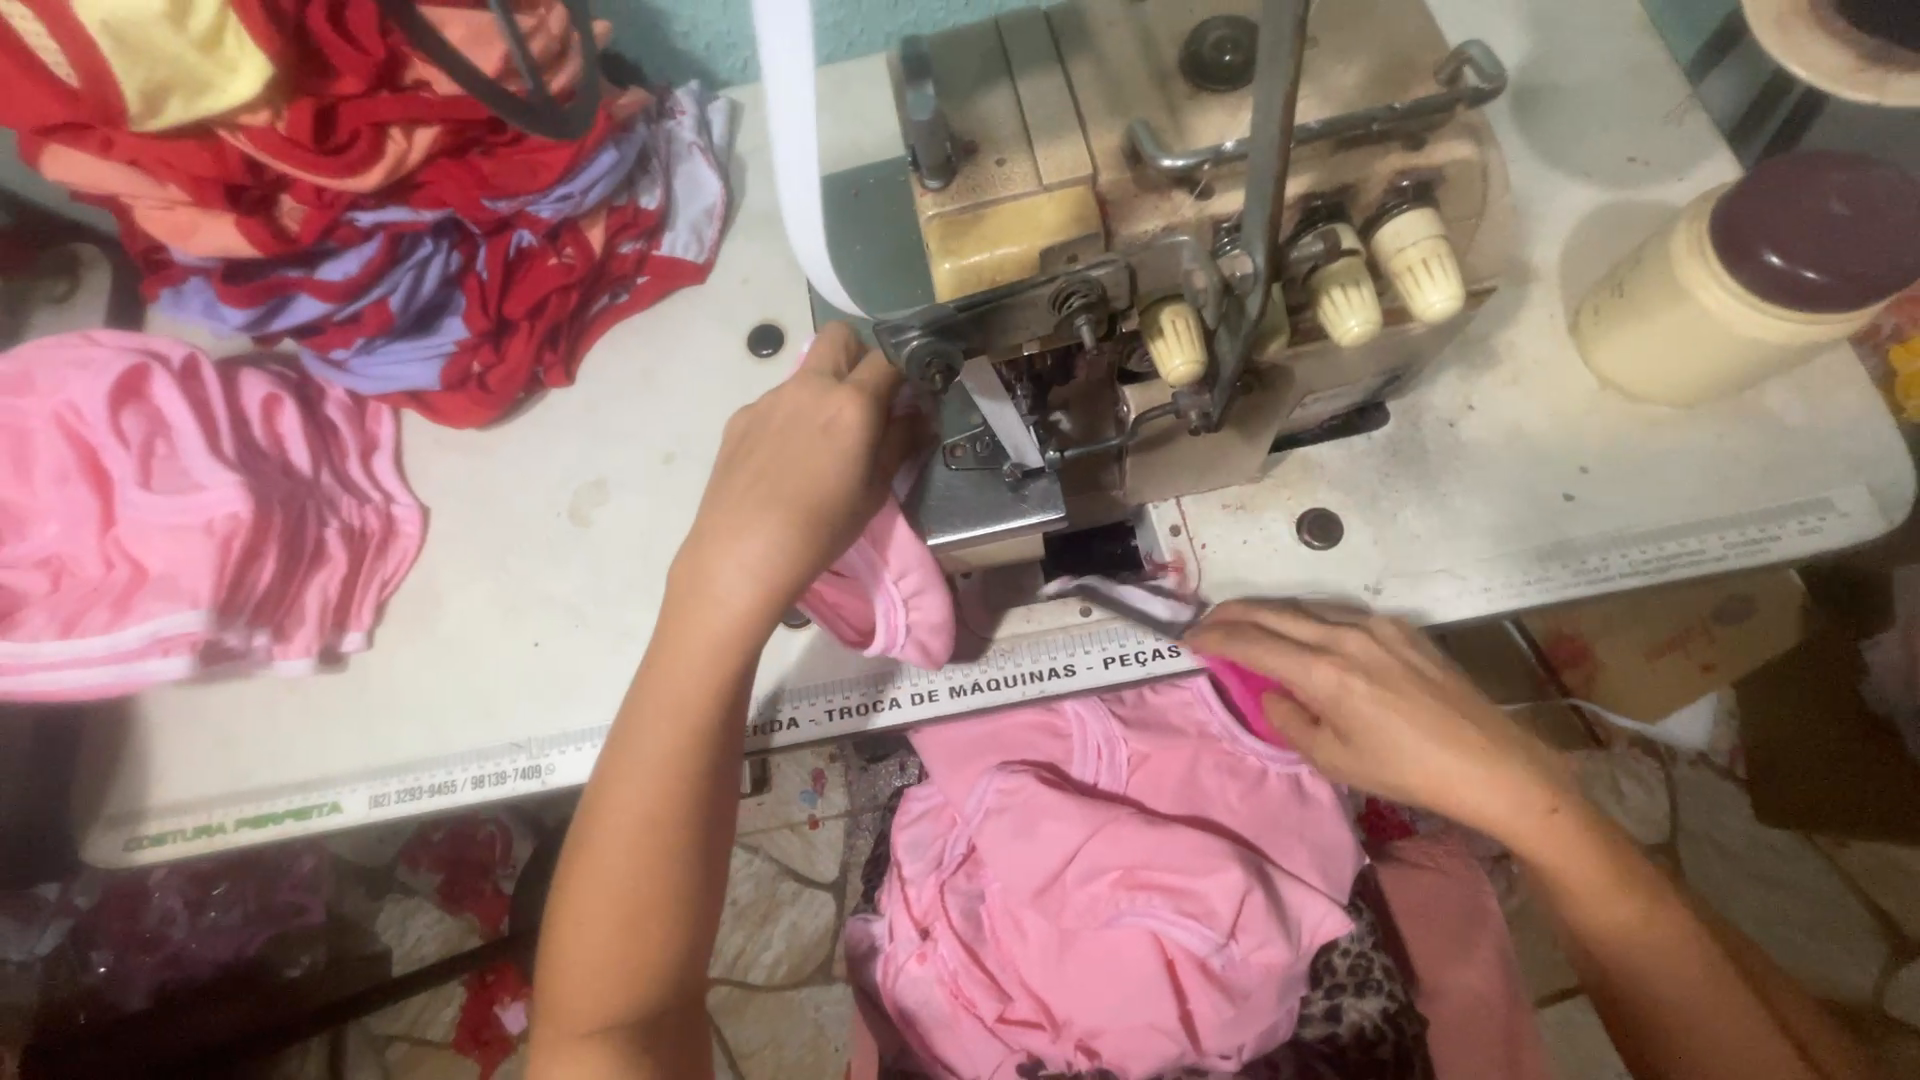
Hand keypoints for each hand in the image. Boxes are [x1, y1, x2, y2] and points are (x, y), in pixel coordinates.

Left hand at [670, 323, 921, 632]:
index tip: (908, 393)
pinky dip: (791, 417)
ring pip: (805, 373)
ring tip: (819, 445)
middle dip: (859, 356)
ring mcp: (769, 398)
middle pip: (839, 337)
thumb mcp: (873, 491)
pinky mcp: (740, 417)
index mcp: (851, 403)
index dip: (904, 369)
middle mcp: (809, 387)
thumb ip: (898, 443)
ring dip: (822, 391)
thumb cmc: (821, 528)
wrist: (742, 552)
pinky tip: (783, 462)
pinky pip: (776, 402)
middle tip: (864, 401)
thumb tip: (918, 416)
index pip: (889, 358)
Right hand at [1186, 600, 1579, 843]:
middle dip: (1230, 613)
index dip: (1212, 637)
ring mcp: (1375, 626)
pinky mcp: (1401, 628)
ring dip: (1266, 611)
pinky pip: (1337, 612)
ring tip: (1244, 622)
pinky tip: (1301, 631)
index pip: (1250, 642)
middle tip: (1204, 621)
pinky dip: (1305, 617)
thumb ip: (1288, 718)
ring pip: (1303, 605)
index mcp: (1323, 673)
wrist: (1494, 765)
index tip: (1187, 638)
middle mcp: (1344, 637)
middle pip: (1270, 611)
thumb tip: (1271, 691)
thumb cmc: (1407, 772)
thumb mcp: (1333, 759)